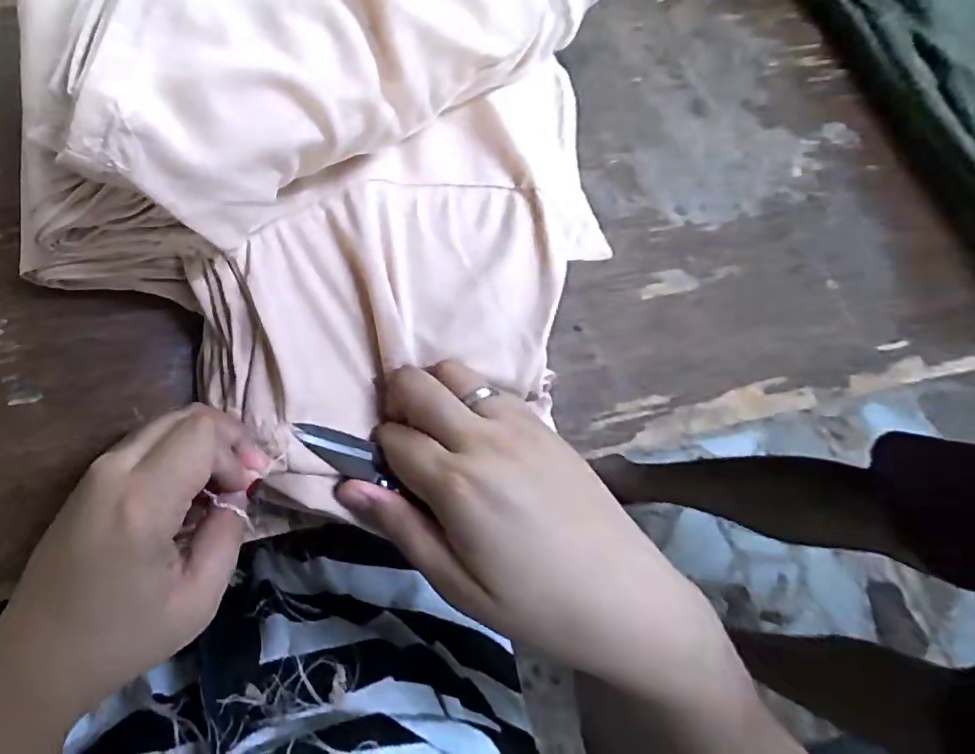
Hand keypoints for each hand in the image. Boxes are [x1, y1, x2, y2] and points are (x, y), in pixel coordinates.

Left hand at [0, 405, 267, 752]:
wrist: (40, 652)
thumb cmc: (121, 638)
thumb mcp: (195, 602)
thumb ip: (225, 537)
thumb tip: (236, 495)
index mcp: (141, 499)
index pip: (201, 432)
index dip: (235, 452)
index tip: (246, 491)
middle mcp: (115, 468)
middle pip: (184, 417)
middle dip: (225, 437)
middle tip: (247, 474)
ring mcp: (97, 467)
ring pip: (164, 423)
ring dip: (201, 442)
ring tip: (223, 482)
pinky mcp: (90, 475)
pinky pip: (144, 441)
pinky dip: (176, 450)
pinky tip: (190, 486)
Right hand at [337, 363, 796, 751]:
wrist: (630, 602)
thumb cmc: (533, 603)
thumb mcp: (456, 584)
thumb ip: (399, 527)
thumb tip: (345, 486)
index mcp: (457, 485)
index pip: (392, 436)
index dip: (379, 450)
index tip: (388, 473)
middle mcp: (483, 440)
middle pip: (415, 383)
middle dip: (394, 400)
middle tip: (404, 437)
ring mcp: (517, 424)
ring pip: (451, 370)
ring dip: (431, 389)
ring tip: (438, 427)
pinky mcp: (543, 422)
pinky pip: (490, 385)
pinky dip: (468, 395)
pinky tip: (478, 432)